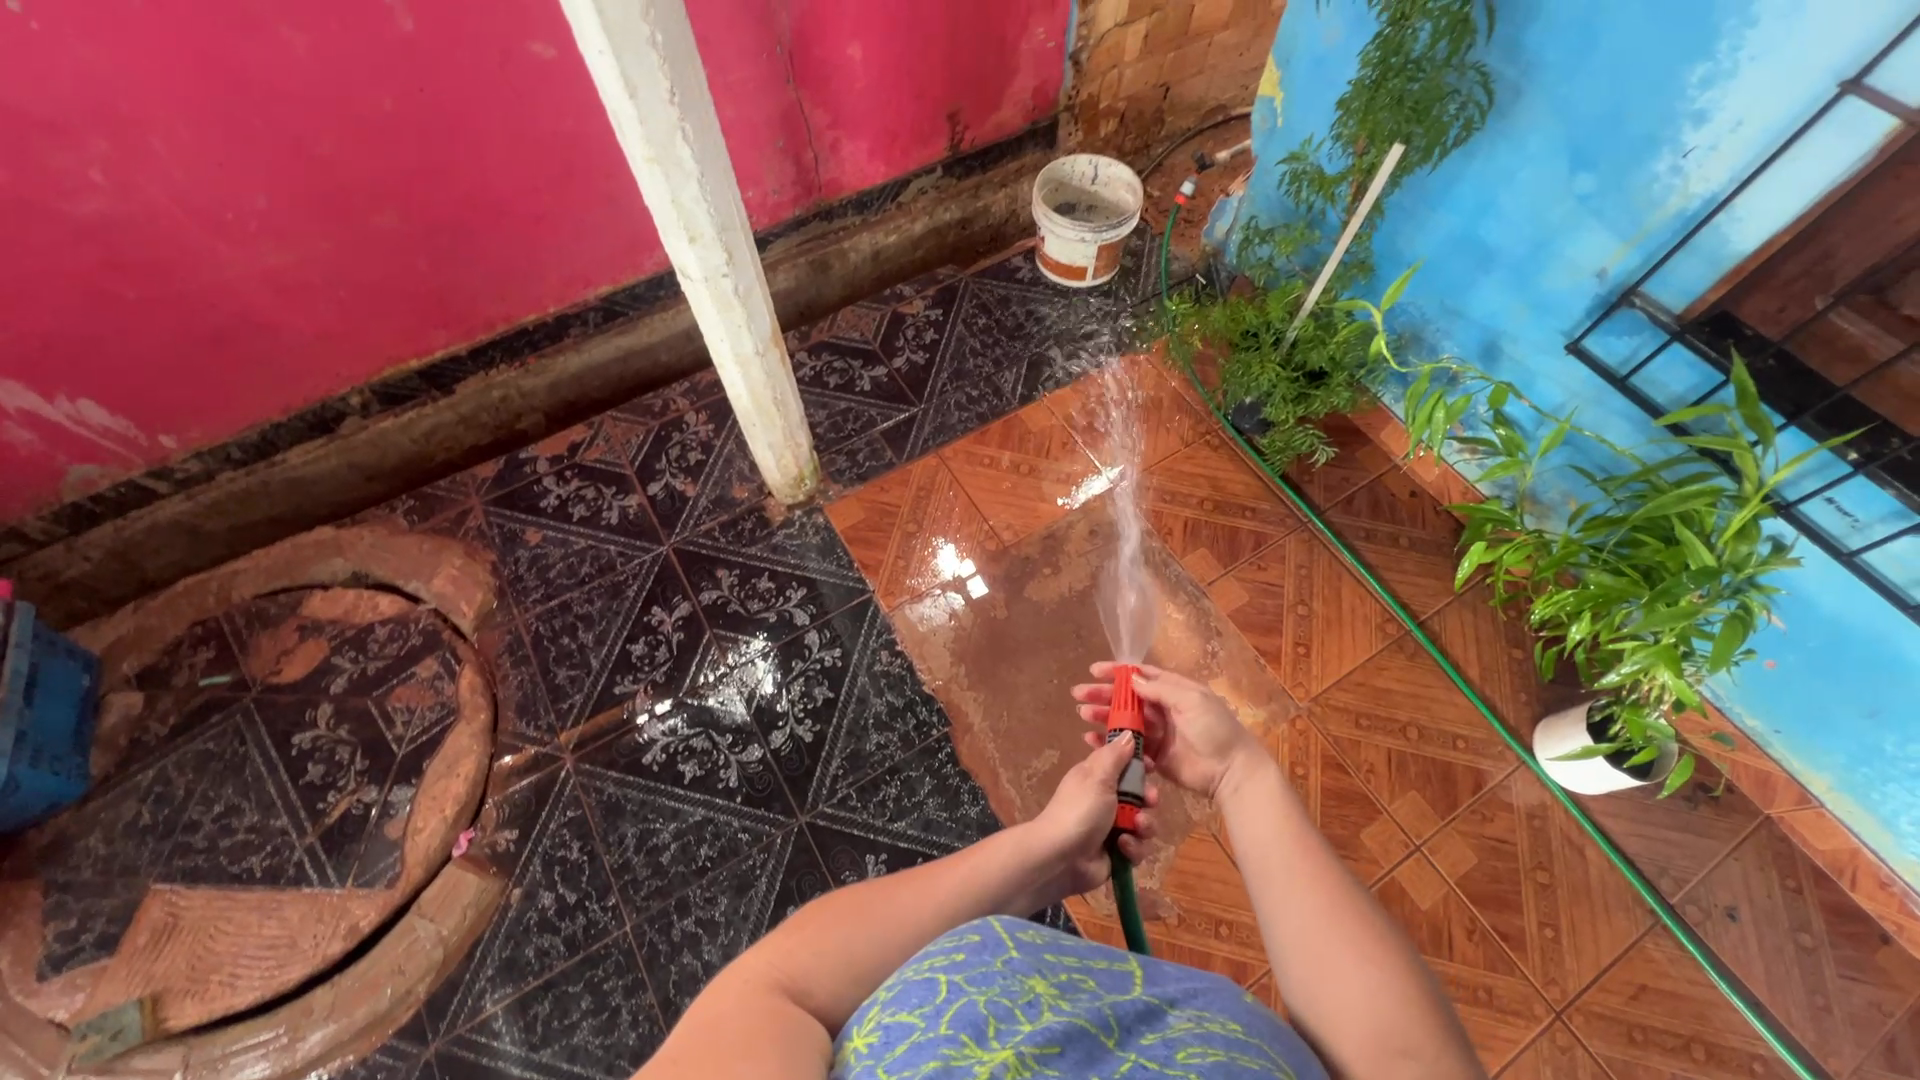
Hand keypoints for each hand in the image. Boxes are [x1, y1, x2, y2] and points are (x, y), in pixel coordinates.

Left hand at [1027, 736, 1158, 898]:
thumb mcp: (1097, 777)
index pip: (1124, 764)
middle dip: (1148, 799)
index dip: (1139, 765)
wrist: (1061, 857)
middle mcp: (1105, 800)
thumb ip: (1115, 756)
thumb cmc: (1080, 810)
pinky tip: (1122, 848)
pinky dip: (1133, 848)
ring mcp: (1112, 827)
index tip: (1151, 766)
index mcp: (1096, 777)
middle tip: (1150, 801)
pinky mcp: (1117, 852)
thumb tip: (1128, 734)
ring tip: (1134, 828)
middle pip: (1139, 795)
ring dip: (1143, 826)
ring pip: (1143, 823)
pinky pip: (1137, 847)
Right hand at [1072, 662, 1262, 801]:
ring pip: (1124, 721)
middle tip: (1079, 694)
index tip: (1094, 671)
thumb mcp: (1191, 700)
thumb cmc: (1215, 729)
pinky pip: (1127, 746)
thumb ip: (1160, 689)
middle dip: (1103, 694)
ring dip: (1103, 716)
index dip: (1117, 672)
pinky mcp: (1154, 756)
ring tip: (1083, 714)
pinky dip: (1110, 742)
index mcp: (1174, 691)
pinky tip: (1092, 739)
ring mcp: (1158, 733)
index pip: (1141, 676)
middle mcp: (1163, 709)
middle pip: (1127, 698)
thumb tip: (1131, 679)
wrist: (1231, 771)